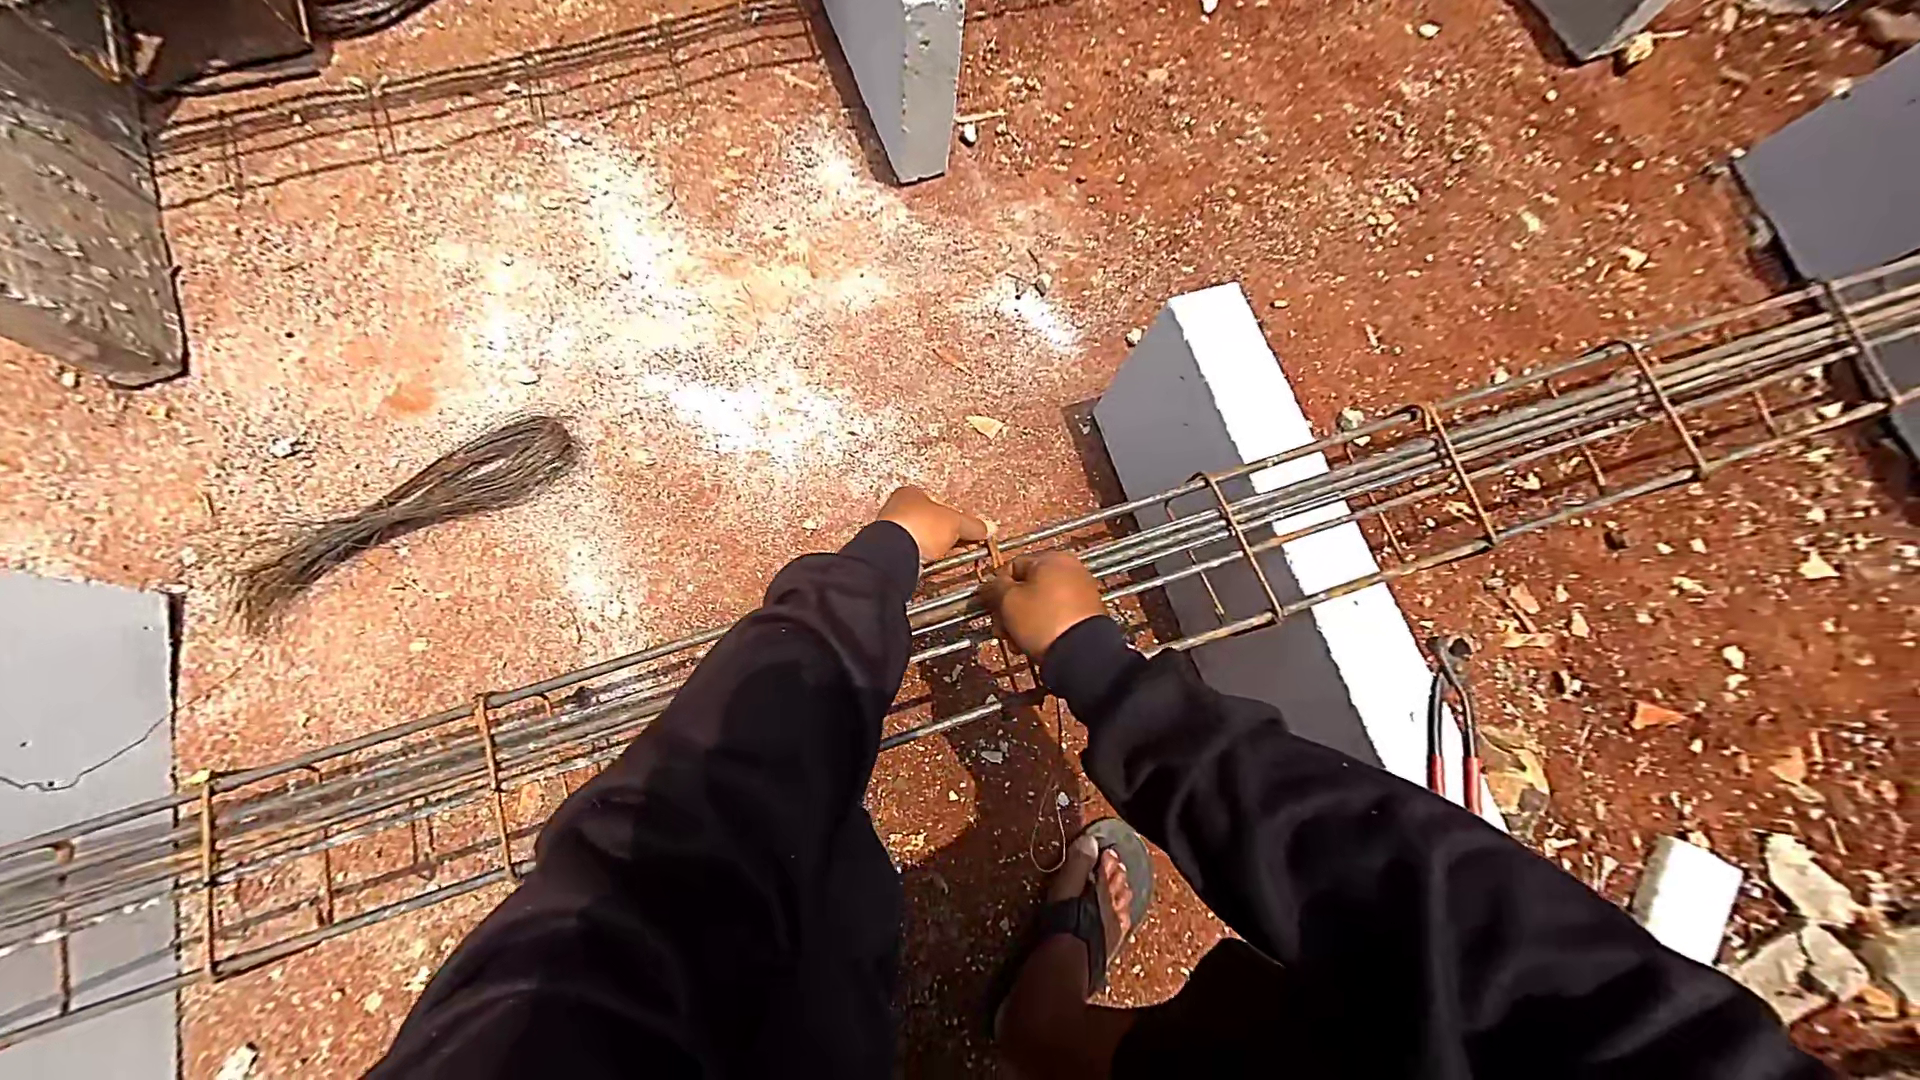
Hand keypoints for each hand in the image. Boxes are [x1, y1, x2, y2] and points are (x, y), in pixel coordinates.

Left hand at [876, 486, 988, 561]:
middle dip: (942, 534)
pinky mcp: (887, 554)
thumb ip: (972, 525)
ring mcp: (889, 533)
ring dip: (931, 549)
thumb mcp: (955, 522)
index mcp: (910, 493)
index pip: (938, 503)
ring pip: (917, 540)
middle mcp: (896, 510)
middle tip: (957, 544)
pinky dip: (920, 561)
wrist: (894, 553)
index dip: (952, 517)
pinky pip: (910, 557)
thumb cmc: (918, 526)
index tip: (964, 529)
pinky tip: (928, 566)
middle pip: (927, 522)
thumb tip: (988, 527)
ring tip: (943, 558)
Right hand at [980, 552, 1105, 660]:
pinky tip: (1033, 645)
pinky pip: (1056, 615)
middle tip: (1001, 630)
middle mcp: (1070, 570)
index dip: (996, 588)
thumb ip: (995, 587)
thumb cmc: (1041, 619)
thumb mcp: (1009, 600)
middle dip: (1009, 610)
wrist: (1082, 652)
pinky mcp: (1087, 614)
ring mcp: (1081, 592)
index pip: (1012, 567)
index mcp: (1051, 558)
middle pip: (1026, 587)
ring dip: (1022, 622)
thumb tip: (989, 585)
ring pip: (1040, 604)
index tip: (990, 608)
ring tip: (1016, 643)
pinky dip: (1043, 628)